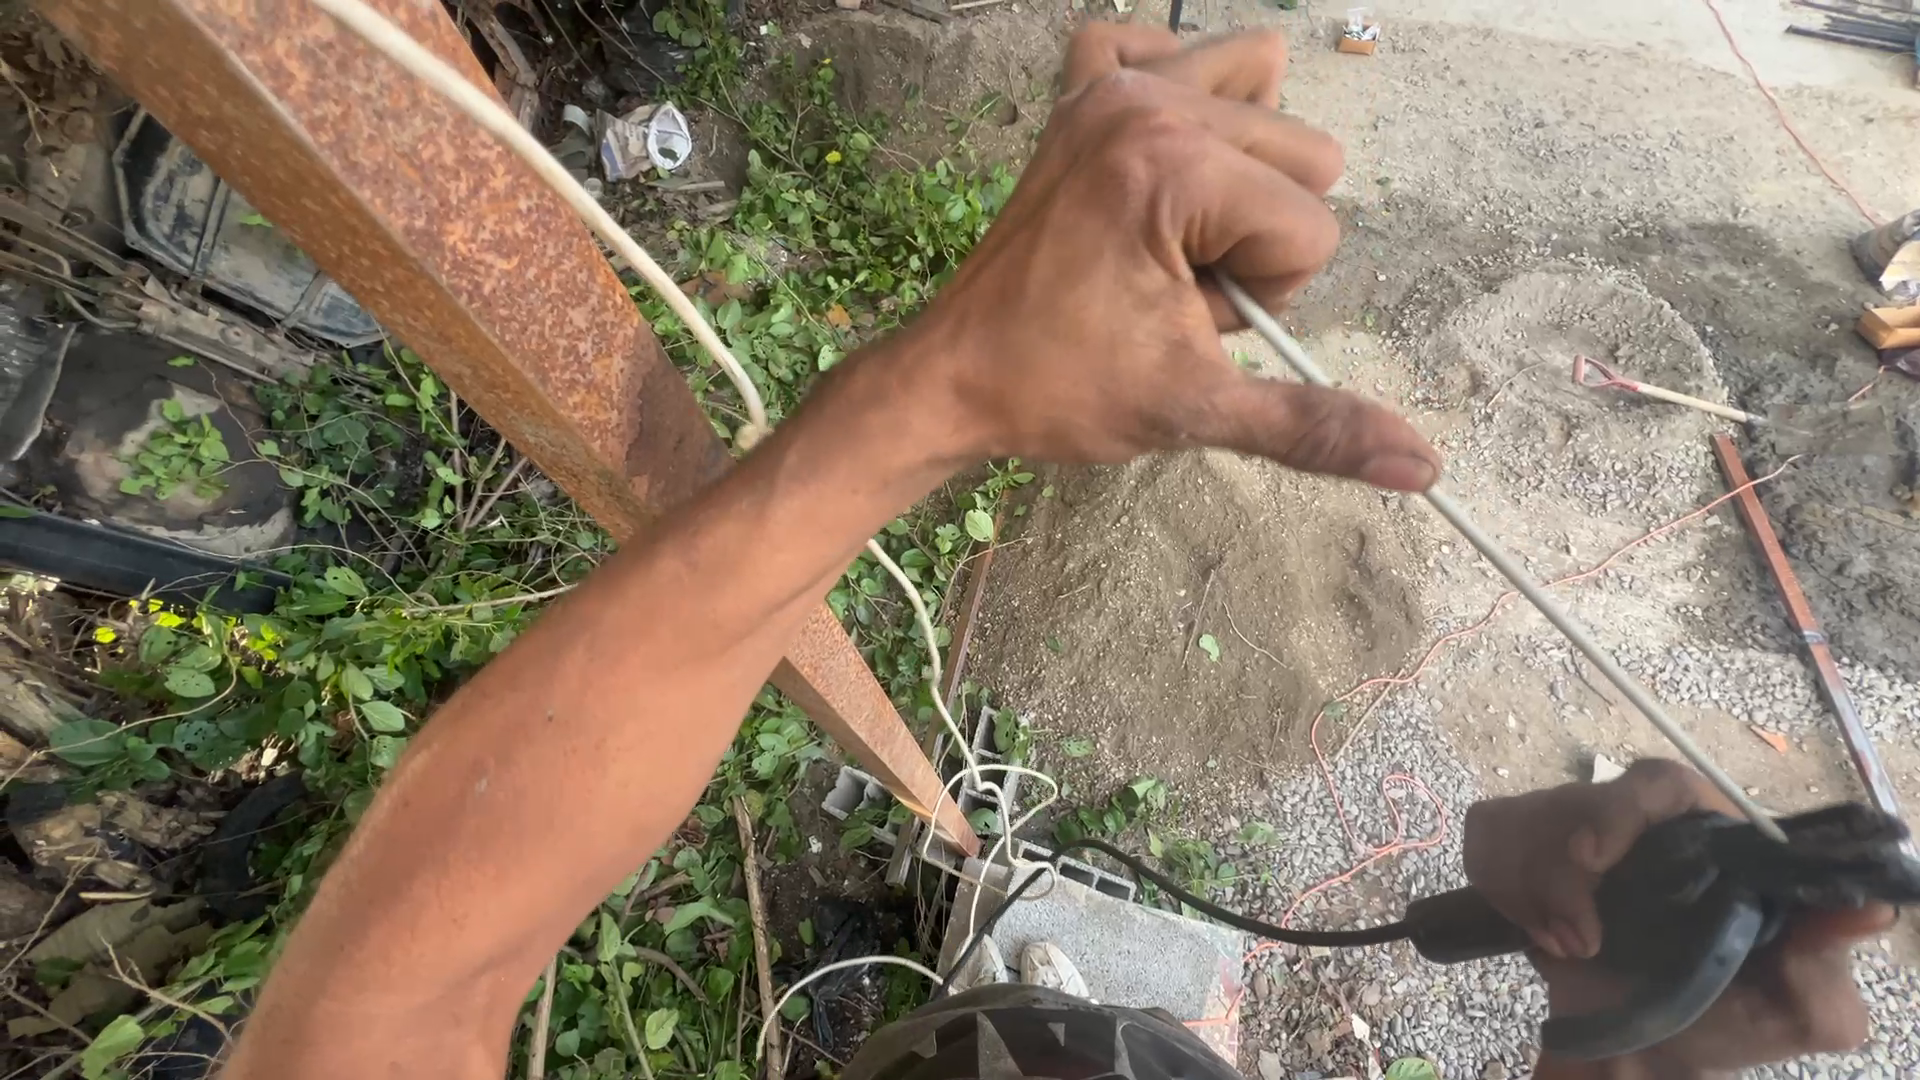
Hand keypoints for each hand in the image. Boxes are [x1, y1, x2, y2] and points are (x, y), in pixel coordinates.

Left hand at [898, 25, 1439, 488]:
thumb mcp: (1190, 409)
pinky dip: (1173, 100)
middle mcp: (1147, 101)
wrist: (951, 379)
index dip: (1262, 299)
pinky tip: (1145, 170)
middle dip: (1249, 245)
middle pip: (1301, 158)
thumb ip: (1307, 426)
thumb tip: (1421, 464)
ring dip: (1233, 176)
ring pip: (1256, 92)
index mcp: (1176, 170)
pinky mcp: (1074, 98)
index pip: (1313, 228)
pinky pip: (1157, 51)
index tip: (1186, 327)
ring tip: (1160, 242)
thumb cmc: (1056, 392)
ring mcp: (1105, 88)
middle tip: (1166, 293)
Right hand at [1464, 759, 1893, 1075]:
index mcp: (1704, 839)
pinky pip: (1481, 838)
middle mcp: (1633, 822)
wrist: (1629, 1050)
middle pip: (1569, 804)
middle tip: (1580, 944)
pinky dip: (1498, 888)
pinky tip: (1531, 924)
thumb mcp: (1799, 1009)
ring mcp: (1563, 824)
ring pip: (1517, 823)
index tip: (1592, 861)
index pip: (1657, 782)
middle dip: (1559, 881)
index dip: (1616, 809)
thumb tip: (1866, 906)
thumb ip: (1821, 959)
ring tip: (1564, 945)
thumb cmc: (1720, 1026)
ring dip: (1528, 893)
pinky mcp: (1512, 840)